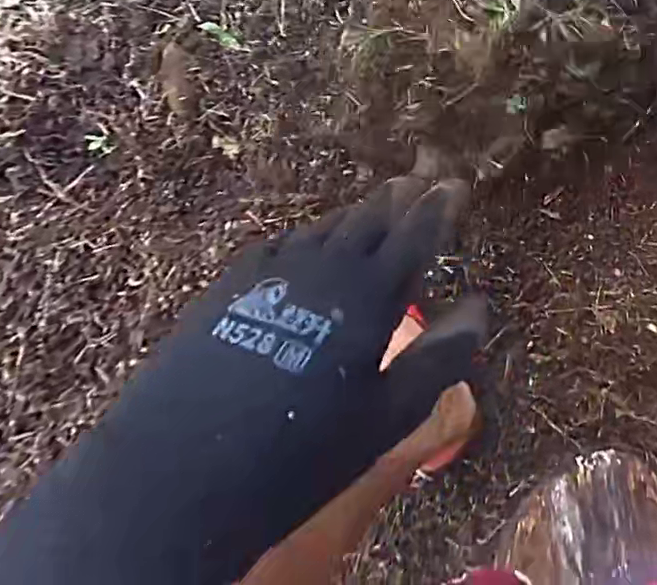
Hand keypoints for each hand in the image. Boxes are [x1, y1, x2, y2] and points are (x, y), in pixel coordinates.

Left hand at [0, 178, 485, 584]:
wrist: (174, 476)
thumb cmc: (298, 453)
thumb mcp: (385, 416)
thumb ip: (439, 356)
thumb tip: (482, 305)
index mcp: (371, 294)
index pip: (417, 233)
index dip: (441, 206)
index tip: (456, 183)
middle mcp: (329, 266)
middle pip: (374, 215)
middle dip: (403, 195)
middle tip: (421, 179)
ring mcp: (278, 269)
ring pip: (332, 223)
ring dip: (361, 211)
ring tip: (380, 202)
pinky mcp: (237, 281)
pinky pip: (289, 240)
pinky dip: (315, 232)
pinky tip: (316, 238)